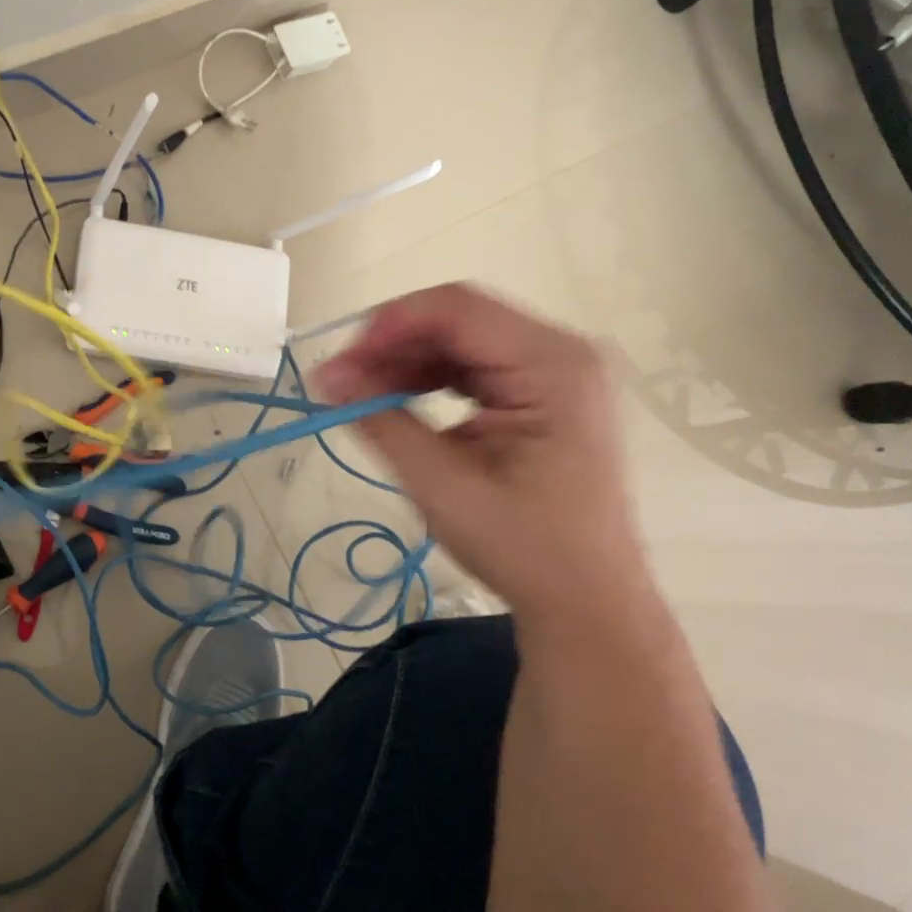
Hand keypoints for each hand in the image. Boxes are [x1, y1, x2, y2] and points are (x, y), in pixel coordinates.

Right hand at [313, 284, 652, 629]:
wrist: (586, 602)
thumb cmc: (524, 548)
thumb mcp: (441, 484)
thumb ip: (381, 421)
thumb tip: (325, 377)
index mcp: (554, 365)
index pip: (456, 309)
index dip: (388, 326)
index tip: (338, 365)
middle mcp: (561, 353)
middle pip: (457, 320)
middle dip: (391, 347)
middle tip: (338, 384)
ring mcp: (554, 373)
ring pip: (459, 341)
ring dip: (404, 363)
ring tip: (358, 398)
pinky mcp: (540, 395)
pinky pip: (472, 367)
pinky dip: (428, 380)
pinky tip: (395, 405)